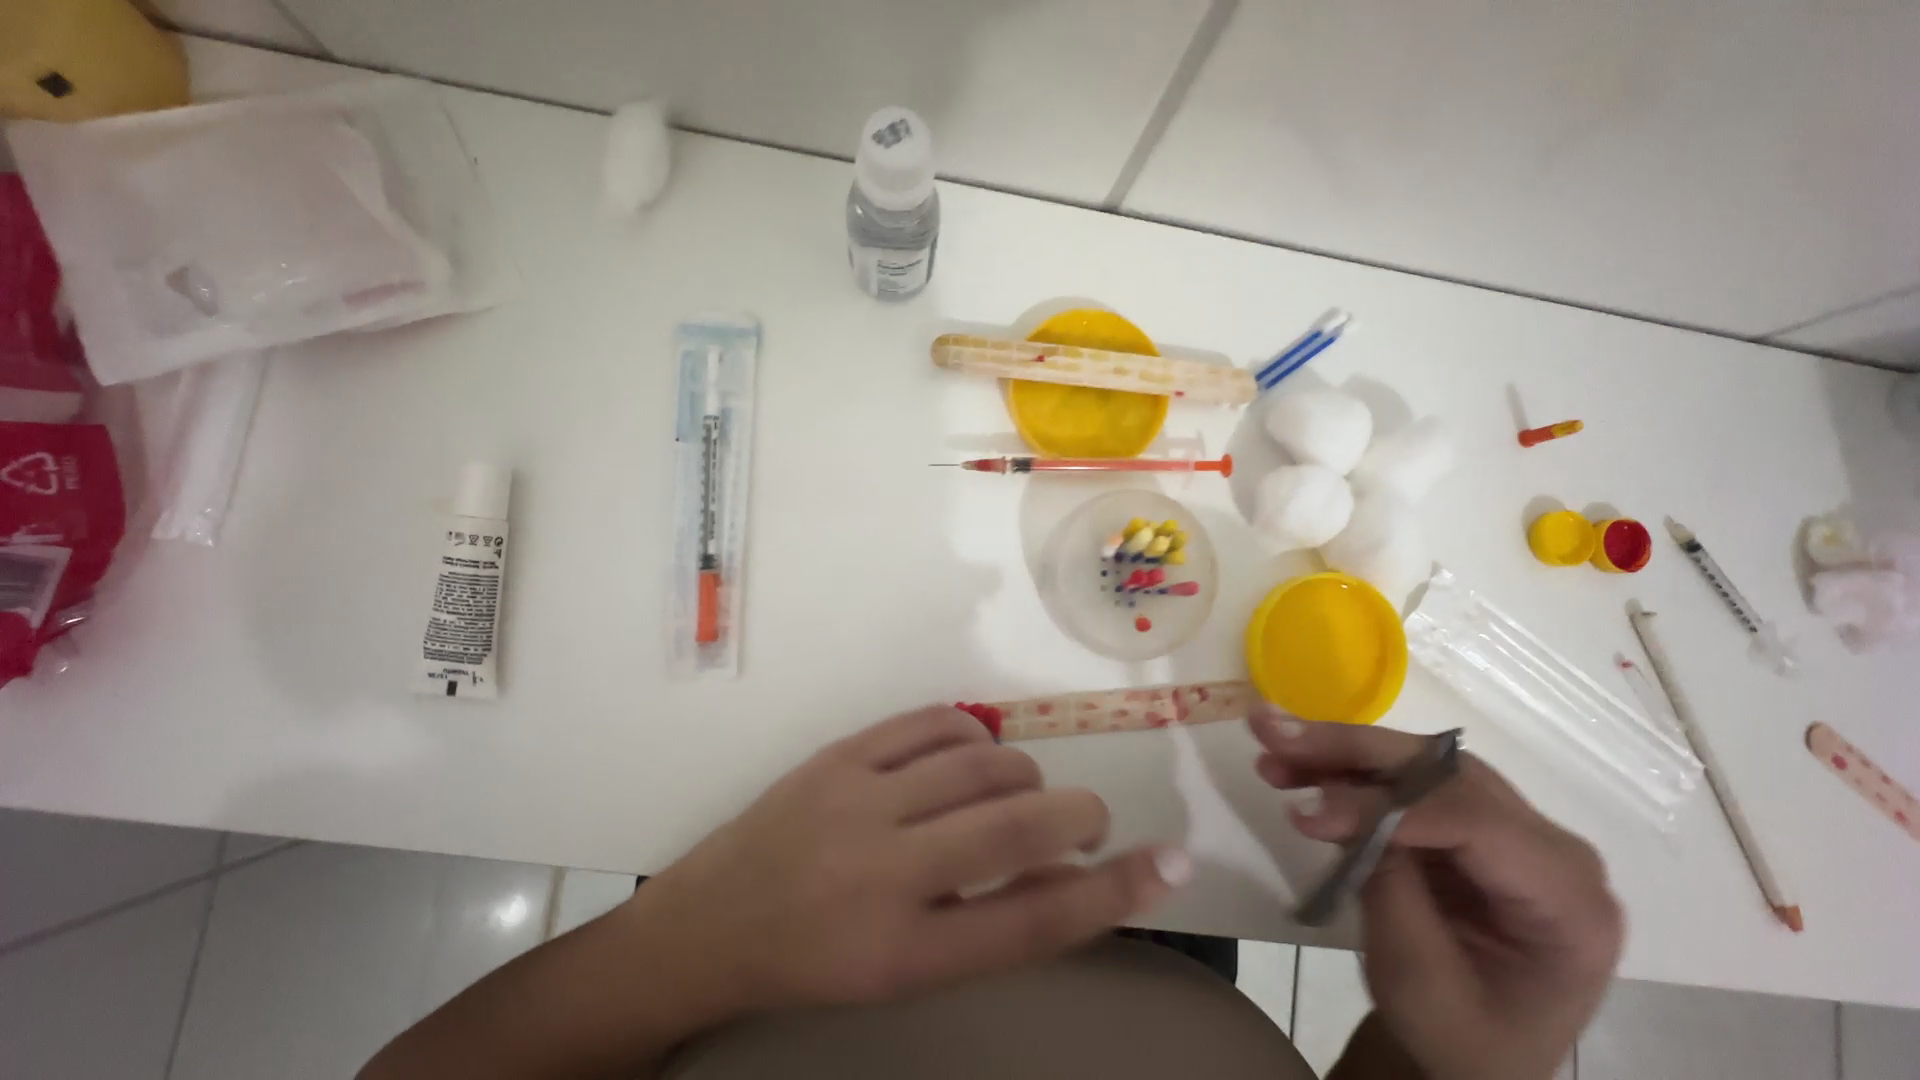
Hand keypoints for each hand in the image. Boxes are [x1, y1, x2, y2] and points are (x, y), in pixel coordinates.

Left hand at [624, 705, 1189, 1014]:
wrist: (712, 925)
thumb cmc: (818, 962)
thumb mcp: (905, 971)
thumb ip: (988, 924)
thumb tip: (1066, 866)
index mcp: (907, 952)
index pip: (1035, 921)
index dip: (1115, 894)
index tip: (1170, 865)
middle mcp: (887, 873)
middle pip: (1018, 827)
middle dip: (1079, 818)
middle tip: (1088, 823)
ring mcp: (858, 802)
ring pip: (981, 764)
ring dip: (1025, 775)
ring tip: (1022, 793)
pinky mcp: (837, 757)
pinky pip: (931, 723)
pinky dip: (973, 733)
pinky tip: (975, 753)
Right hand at [1251, 711, 1623, 1079]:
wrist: (1472, 1059)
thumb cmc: (1457, 1038)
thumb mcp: (1421, 979)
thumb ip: (1390, 887)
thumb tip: (1334, 804)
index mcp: (1568, 902)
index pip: (1476, 823)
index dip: (1385, 805)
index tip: (1305, 813)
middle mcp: (1551, 850)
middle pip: (1446, 775)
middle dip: (1353, 750)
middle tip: (1274, 734)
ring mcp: (1512, 832)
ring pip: (1421, 765)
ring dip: (1341, 752)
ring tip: (1270, 742)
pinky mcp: (1471, 826)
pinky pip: (1408, 782)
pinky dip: (1348, 771)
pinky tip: (1297, 766)